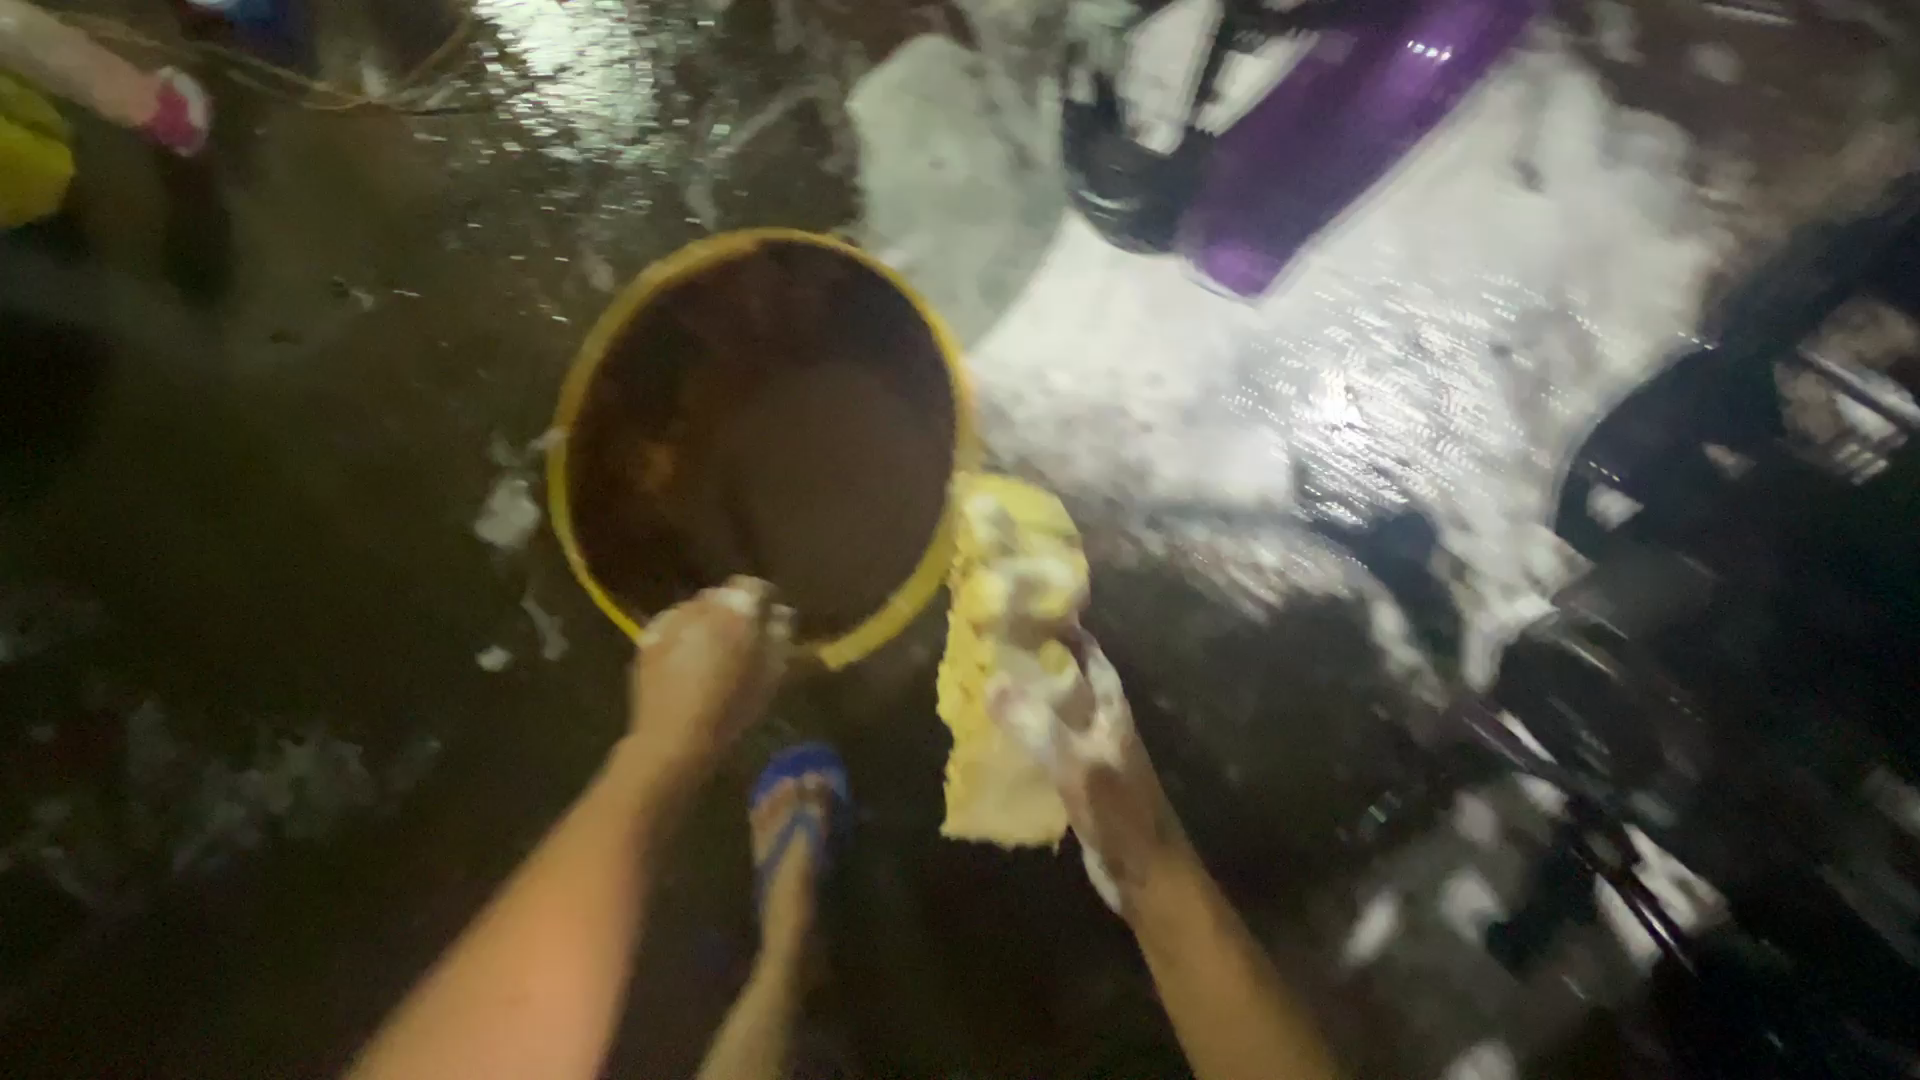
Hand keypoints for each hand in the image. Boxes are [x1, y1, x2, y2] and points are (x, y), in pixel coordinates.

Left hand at [622, 576, 791, 798]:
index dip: (765, 600)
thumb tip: (781, 614)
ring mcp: (671, 620)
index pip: (754, 587)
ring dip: (708, 620)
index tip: (772, 617)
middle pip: (723, 595)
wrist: (674, 739)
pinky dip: (684, 633)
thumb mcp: (772, 674)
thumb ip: (779, 635)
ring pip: (696, 608)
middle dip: (735, 610)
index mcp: (736, 611)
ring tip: (715, 647)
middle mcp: (701, 607)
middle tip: (745, 635)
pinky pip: (673, 624)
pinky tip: (688, 657)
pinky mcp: (648, 638)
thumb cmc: (732, 709)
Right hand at [990, 633, 1191, 909]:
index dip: (1065, 629)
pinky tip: (997, 737)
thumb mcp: (1076, 765)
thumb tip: (992, 681)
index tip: (1029, 609)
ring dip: (1030, 697)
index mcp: (1111, 708)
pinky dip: (1026, 734)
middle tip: (994, 644)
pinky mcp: (1080, 781)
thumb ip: (1037, 725)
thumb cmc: (1120, 814)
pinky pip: (1049, 745)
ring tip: (988, 682)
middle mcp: (1103, 722)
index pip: (1090, 653)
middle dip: (1039, 659)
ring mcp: (1092, 752)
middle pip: (1071, 679)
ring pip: (1058, 711)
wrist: (1147, 875)